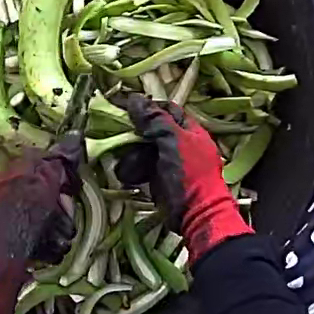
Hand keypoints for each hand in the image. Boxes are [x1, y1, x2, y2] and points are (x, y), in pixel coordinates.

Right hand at [120, 95, 251, 262]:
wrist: (196, 214)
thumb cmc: (189, 174)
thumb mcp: (172, 141)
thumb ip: (154, 120)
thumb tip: (134, 99)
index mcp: (190, 131)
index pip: (168, 110)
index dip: (149, 107)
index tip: (127, 107)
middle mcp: (181, 144)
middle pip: (153, 129)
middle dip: (135, 131)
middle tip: (117, 130)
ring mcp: (170, 162)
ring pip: (145, 149)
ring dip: (131, 151)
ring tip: (120, 156)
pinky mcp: (160, 179)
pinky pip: (142, 167)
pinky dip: (133, 168)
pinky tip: (125, 173)